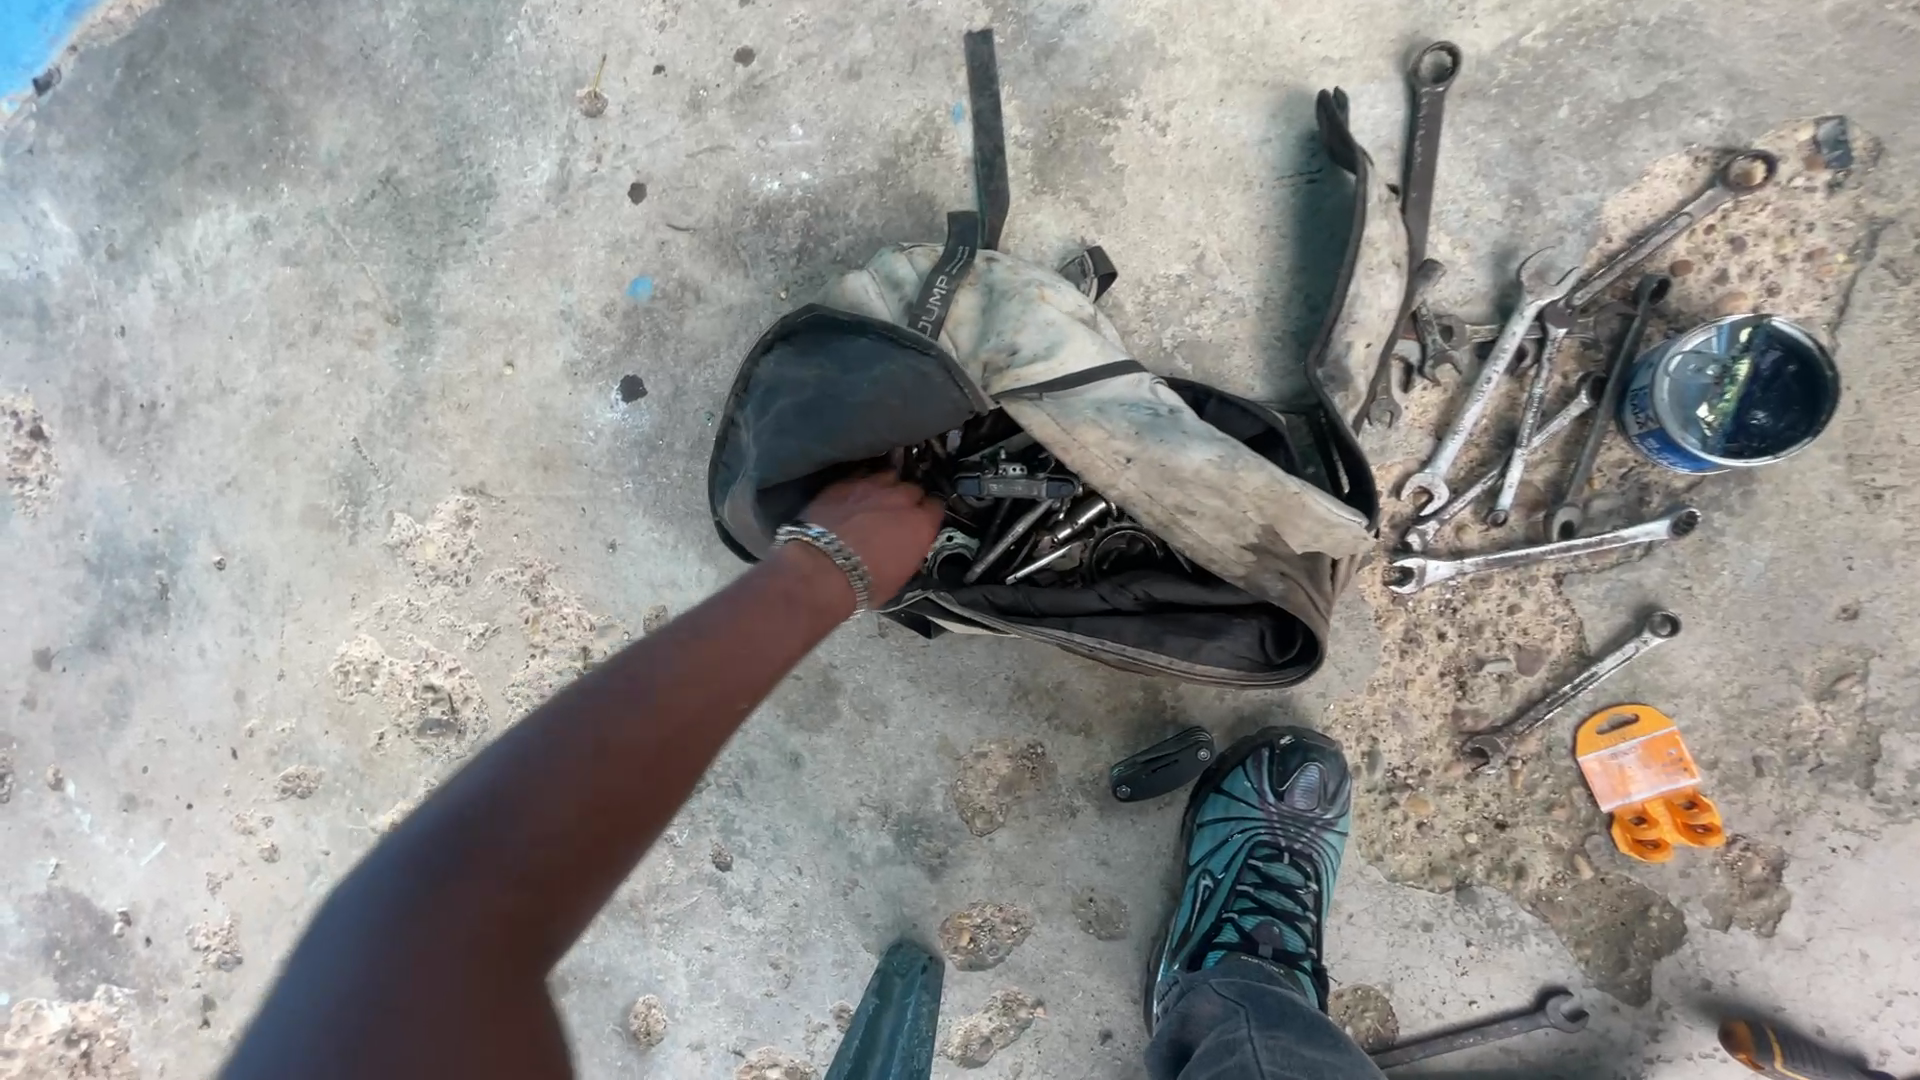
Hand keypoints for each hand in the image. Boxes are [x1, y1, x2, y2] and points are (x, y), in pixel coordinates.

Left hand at [800, 472, 945, 602]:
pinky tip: (855, 495)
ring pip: (888, 476)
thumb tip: (907, 545)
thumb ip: (910, 550)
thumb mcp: (901, 575)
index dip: (928, 514)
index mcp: (920, 524)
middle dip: (908, 499)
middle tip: (897, 514)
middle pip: (913, 489)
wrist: (823, 569)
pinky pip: (861, 475)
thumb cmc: (865, 583)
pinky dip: (861, 484)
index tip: (921, 522)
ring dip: (886, 487)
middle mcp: (901, 499)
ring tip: (877, 499)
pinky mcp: (845, 483)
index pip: (936, 507)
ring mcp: (872, 486)